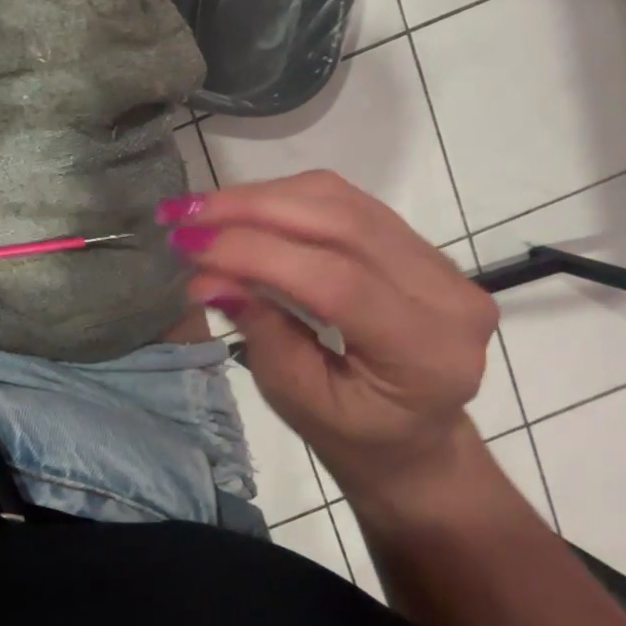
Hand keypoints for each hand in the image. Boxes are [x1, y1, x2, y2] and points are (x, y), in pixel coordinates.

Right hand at [164, 171, 498, 496]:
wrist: (408, 429)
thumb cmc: (348, 425)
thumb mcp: (294, 394)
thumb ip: (259, 331)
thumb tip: (204, 277)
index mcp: (427, 352)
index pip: (337, 281)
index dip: (255, 254)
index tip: (184, 247)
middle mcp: (447, 295)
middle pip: (340, 223)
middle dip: (247, 210)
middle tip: (178, 216)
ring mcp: (436, 261)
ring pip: (337, 200)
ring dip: (256, 197)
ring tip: (196, 211)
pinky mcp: (412, 240)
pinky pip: (340, 199)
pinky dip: (276, 196)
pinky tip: (234, 210)